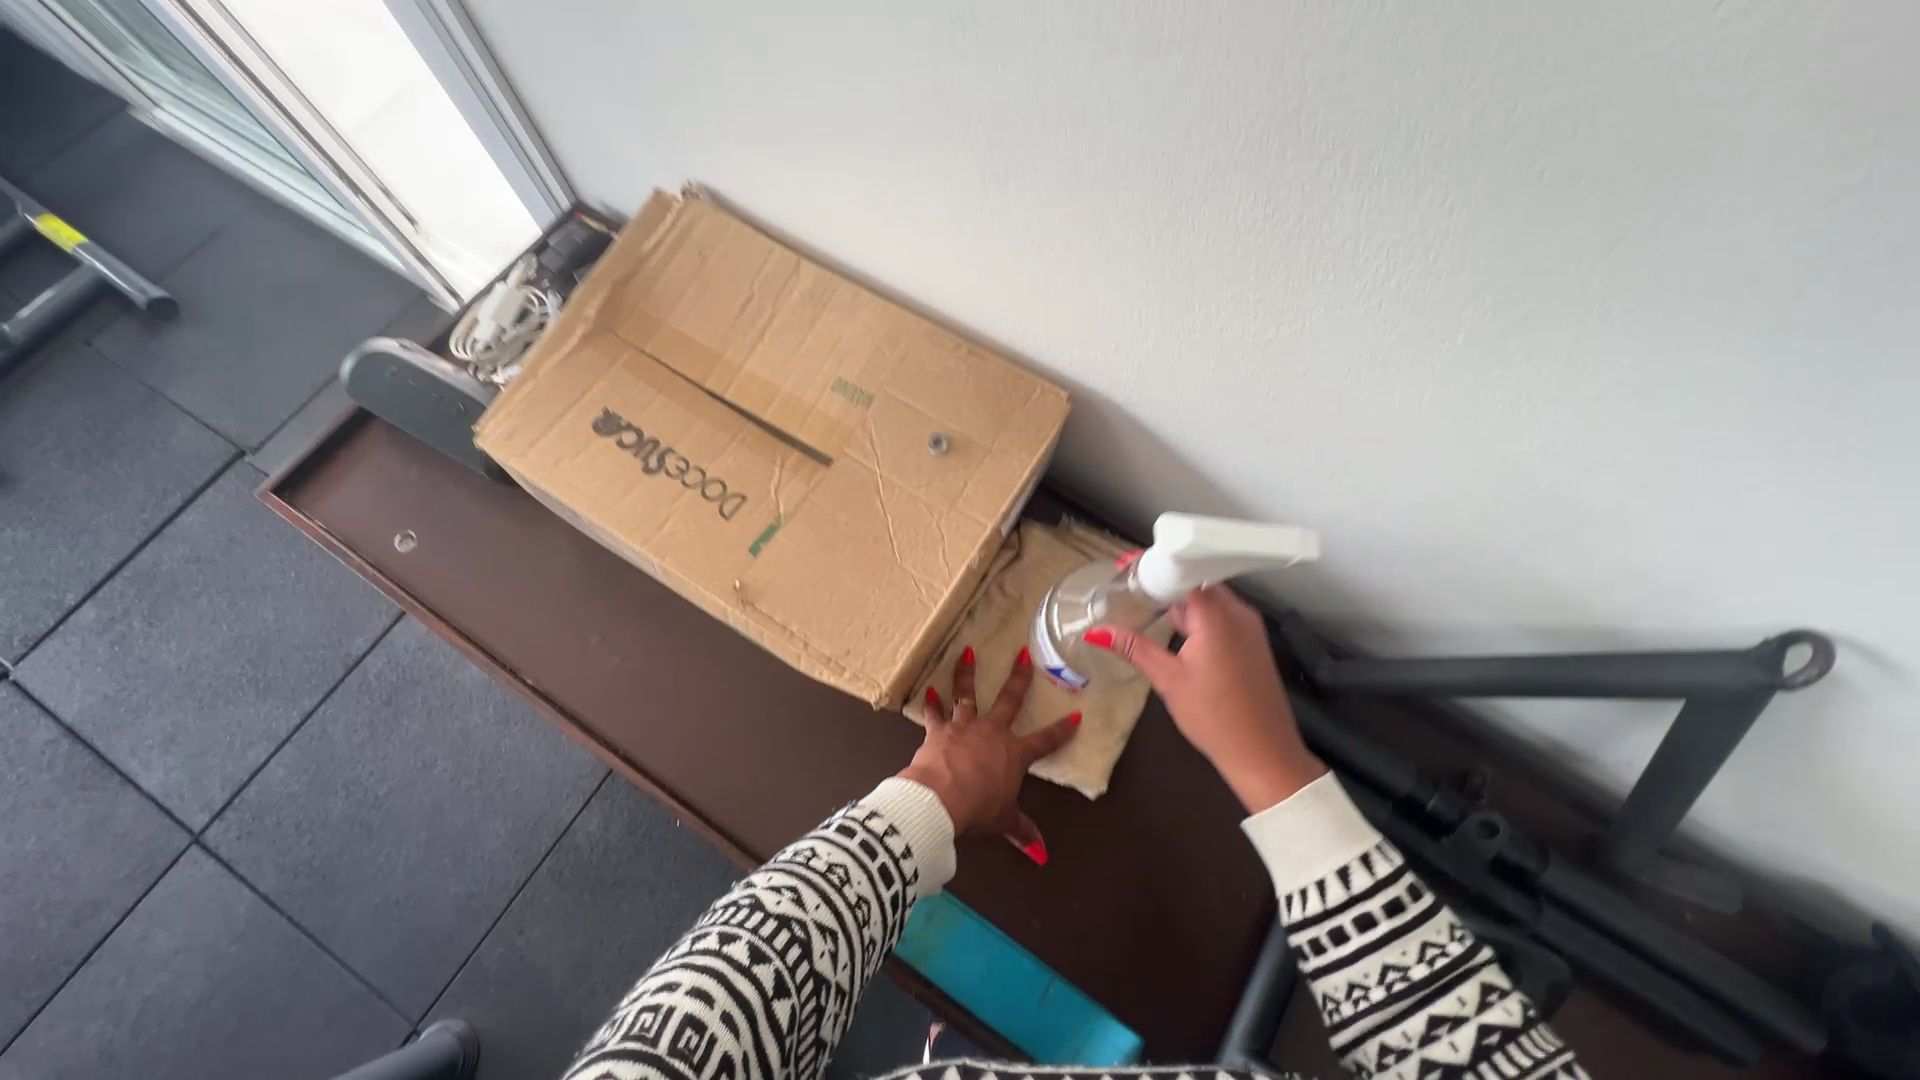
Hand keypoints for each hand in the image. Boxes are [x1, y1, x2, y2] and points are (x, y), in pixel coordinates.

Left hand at [898, 646, 1080, 864]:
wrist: (942, 798)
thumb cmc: (979, 808)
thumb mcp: (1004, 821)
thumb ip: (1022, 831)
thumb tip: (1042, 854)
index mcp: (1014, 754)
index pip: (1044, 741)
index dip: (1061, 730)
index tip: (1076, 716)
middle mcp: (992, 732)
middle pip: (1009, 701)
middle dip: (1019, 678)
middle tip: (1024, 654)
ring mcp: (963, 728)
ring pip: (967, 695)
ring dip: (967, 673)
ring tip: (967, 651)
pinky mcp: (937, 731)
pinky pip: (934, 714)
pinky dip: (930, 703)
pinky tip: (928, 689)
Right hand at [1086, 585, 1324, 813]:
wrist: (1264, 754)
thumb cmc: (1214, 718)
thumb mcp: (1168, 680)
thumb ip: (1134, 648)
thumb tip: (1096, 631)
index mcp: (1217, 617)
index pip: (1183, 573)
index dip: (1152, 566)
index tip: (1123, 566)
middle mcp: (1239, 613)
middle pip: (1197, 582)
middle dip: (1164, 582)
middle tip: (1128, 586)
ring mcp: (1250, 627)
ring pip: (1210, 599)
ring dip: (1181, 600)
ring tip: (1145, 604)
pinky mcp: (1253, 642)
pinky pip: (1221, 615)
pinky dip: (1197, 616)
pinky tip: (1176, 628)